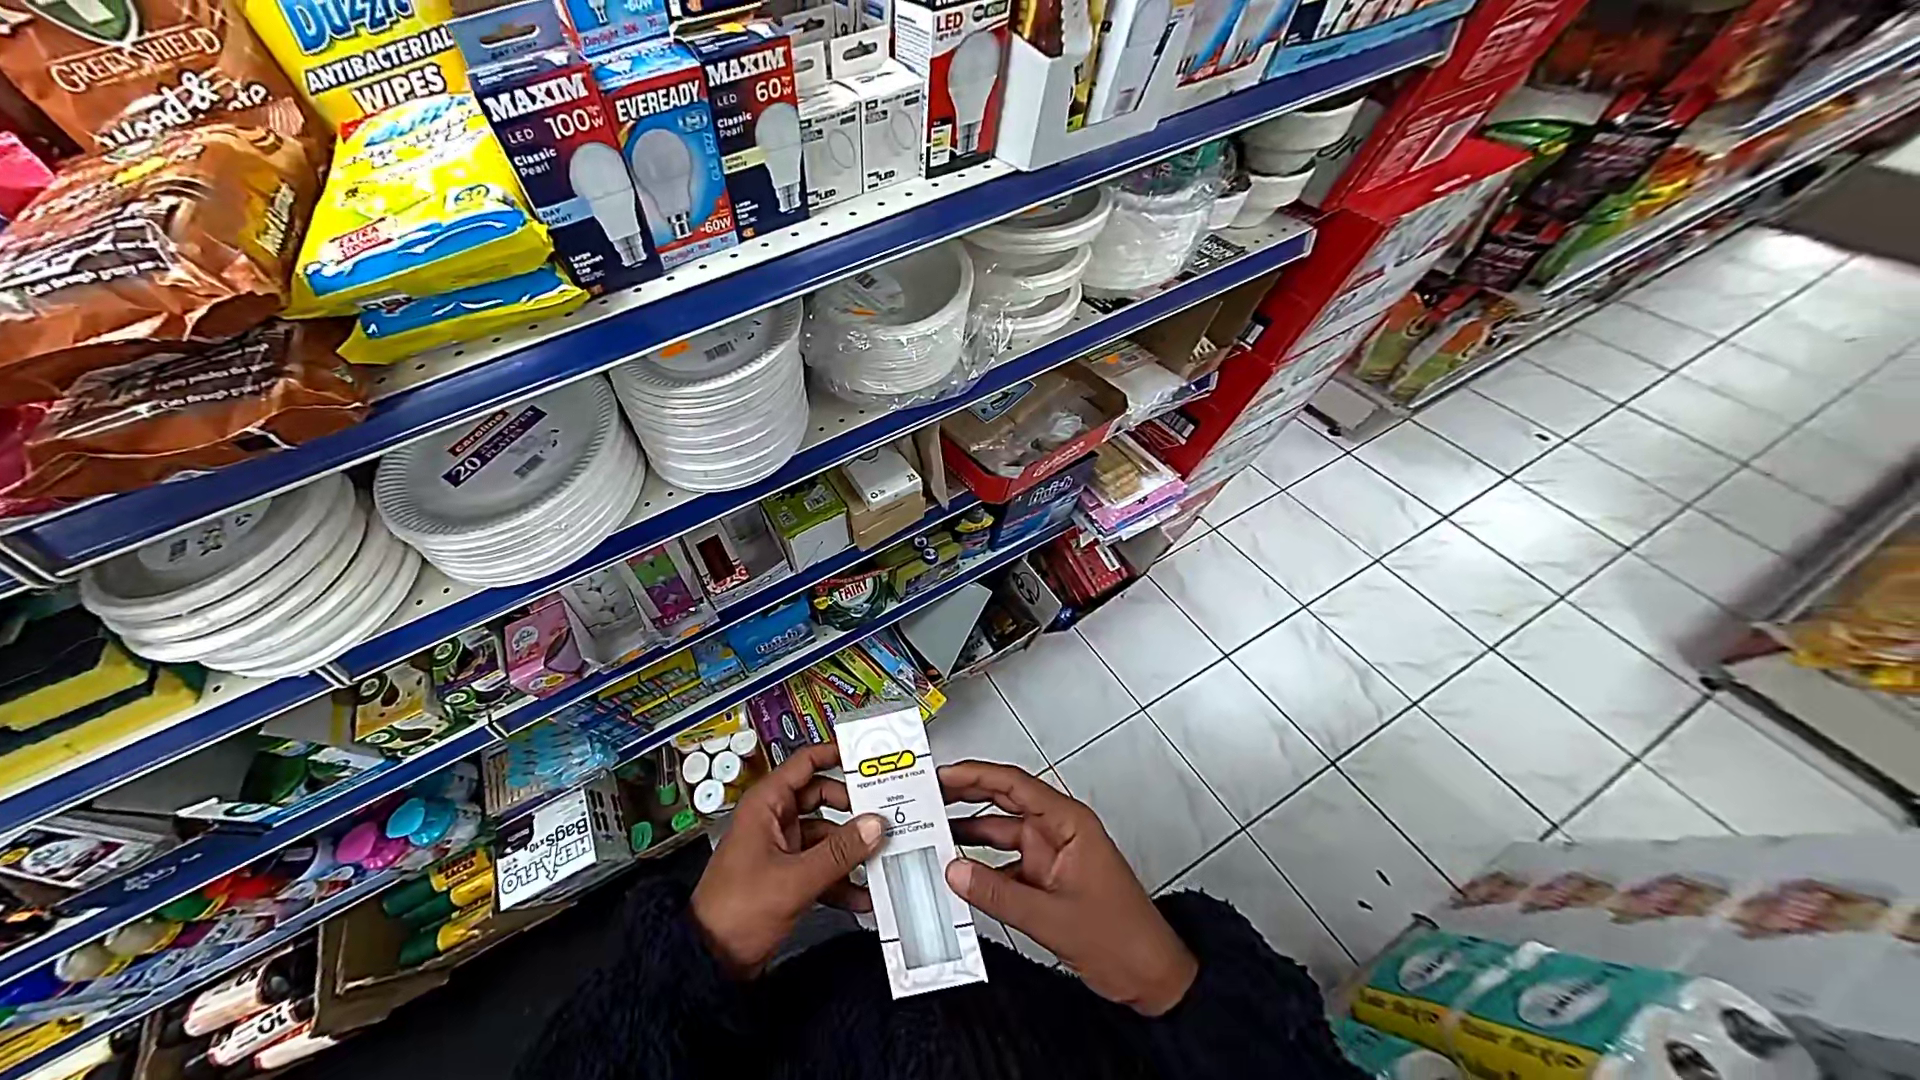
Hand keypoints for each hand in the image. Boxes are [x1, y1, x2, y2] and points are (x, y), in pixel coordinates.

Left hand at [689, 742, 884, 978]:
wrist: (709, 963)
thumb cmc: (734, 912)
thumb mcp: (794, 879)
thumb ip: (839, 852)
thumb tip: (873, 826)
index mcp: (767, 805)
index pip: (805, 763)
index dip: (835, 755)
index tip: (865, 757)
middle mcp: (774, 820)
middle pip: (822, 798)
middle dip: (852, 809)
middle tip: (881, 812)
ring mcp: (781, 848)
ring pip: (826, 835)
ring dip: (850, 849)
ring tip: (879, 856)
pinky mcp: (787, 875)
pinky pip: (822, 866)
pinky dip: (841, 878)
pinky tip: (861, 894)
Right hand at [941, 761, 1198, 1015]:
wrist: (1151, 978)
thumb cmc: (1125, 938)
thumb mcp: (1053, 919)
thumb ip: (999, 895)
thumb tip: (957, 872)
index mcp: (1069, 822)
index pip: (1016, 784)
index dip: (977, 774)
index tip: (947, 774)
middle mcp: (1059, 830)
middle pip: (1005, 799)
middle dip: (967, 794)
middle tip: (932, 792)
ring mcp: (1051, 853)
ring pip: (1002, 830)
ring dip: (970, 830)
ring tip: (935, 827)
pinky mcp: (1046, 877)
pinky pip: (1005, 862)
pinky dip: (982, 865)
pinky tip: (960, 872)